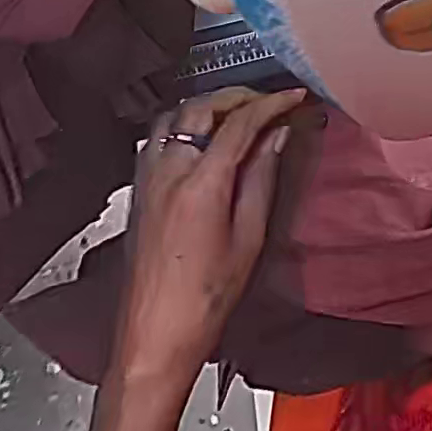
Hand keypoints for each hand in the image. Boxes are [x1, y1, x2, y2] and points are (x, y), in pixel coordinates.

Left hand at [115, 87, 306, 382]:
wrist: (154, 334)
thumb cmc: (207, 296)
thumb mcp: (248, 237)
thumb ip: (261, 178)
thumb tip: (275, 137)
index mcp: (200, 184)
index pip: (238, 123)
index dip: (270, 103)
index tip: (293, 97)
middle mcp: (168, 171)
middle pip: (201, 107)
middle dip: (238, 96)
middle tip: (268, 101)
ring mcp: (147, 178)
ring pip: (175, 116)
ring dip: (208, 106)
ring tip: (237, 113)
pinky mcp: (138, 189)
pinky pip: (160, 136)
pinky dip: (185, 123)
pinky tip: (203, 137)